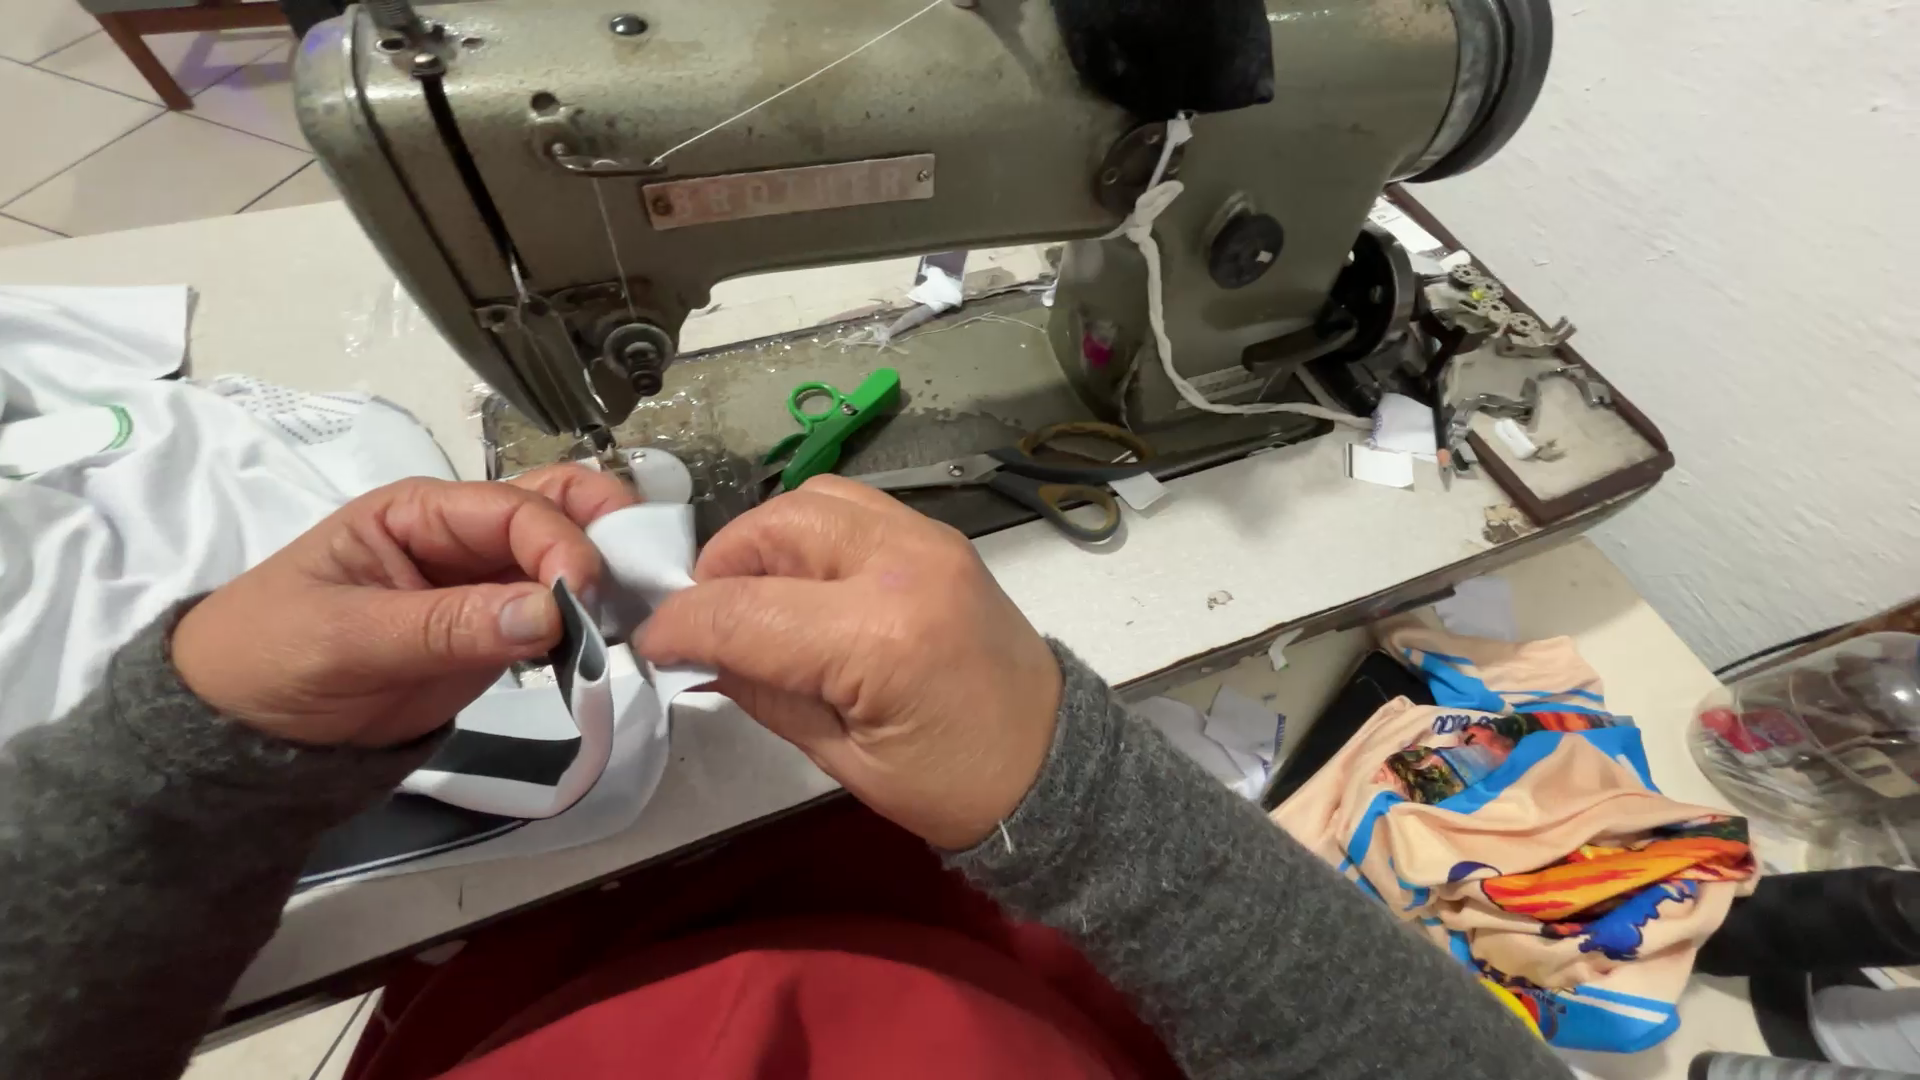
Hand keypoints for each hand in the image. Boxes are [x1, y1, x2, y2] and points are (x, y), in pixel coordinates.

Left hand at [171, 465, 635, 747]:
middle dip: (603, 527)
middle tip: (637, 569)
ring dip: (606, 572)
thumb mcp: (346, 639)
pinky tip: (608, 636)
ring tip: (628, 607)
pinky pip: (565, 609)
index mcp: (423, 512)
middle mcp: (468, 535)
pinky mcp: (508, 624)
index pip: (515, 508)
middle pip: (558, 503)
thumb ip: (449, 624)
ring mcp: (492, 580)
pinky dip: (593, 618)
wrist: (256, 738)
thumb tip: (551, 614)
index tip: (583, 593)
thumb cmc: (271, 662)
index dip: (559, 542)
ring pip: (571, 553)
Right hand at [638, 476, 1062, 849]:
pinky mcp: (940, 537)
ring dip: (765, 540)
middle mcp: (905, 565)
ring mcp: (930, 540)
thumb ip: (762, 691)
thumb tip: (699, 651)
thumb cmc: (951, 784)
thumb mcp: (841, 759)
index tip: (654, 643)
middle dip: (722, 567)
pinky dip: (811, 531)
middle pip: (777, 526)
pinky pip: (854, 507)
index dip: (683, 624)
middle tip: (710, 619)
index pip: (746, 609)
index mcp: (881, 637)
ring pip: (813, 499)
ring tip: (756, 595)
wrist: (1050, 760)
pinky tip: (806, 578)